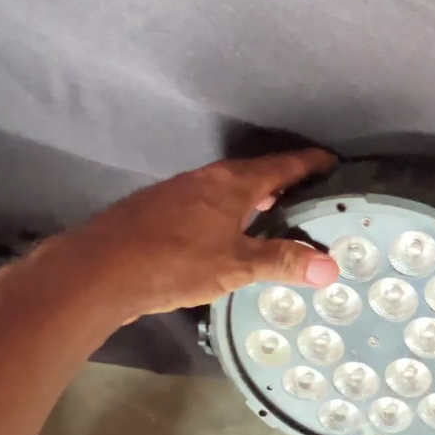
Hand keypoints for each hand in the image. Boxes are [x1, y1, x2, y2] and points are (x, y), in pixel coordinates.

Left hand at [52, 149, 339, 320]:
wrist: (99, 270)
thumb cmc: (175, 262)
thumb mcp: (237, 265)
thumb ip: (283, 262)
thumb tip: (331, 266)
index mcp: (233, 183)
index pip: (284, 164)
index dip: (312, 164)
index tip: (334, 164)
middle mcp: (208, 178)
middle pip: (257, 174)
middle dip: (286, 183)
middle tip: (313, 198)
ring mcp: (180, 192)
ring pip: (230, 190)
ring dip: (256, 199)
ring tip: (279, 217)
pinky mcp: (161, 211)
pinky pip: (210, 204)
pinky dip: (231, 213)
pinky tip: (230, 237)